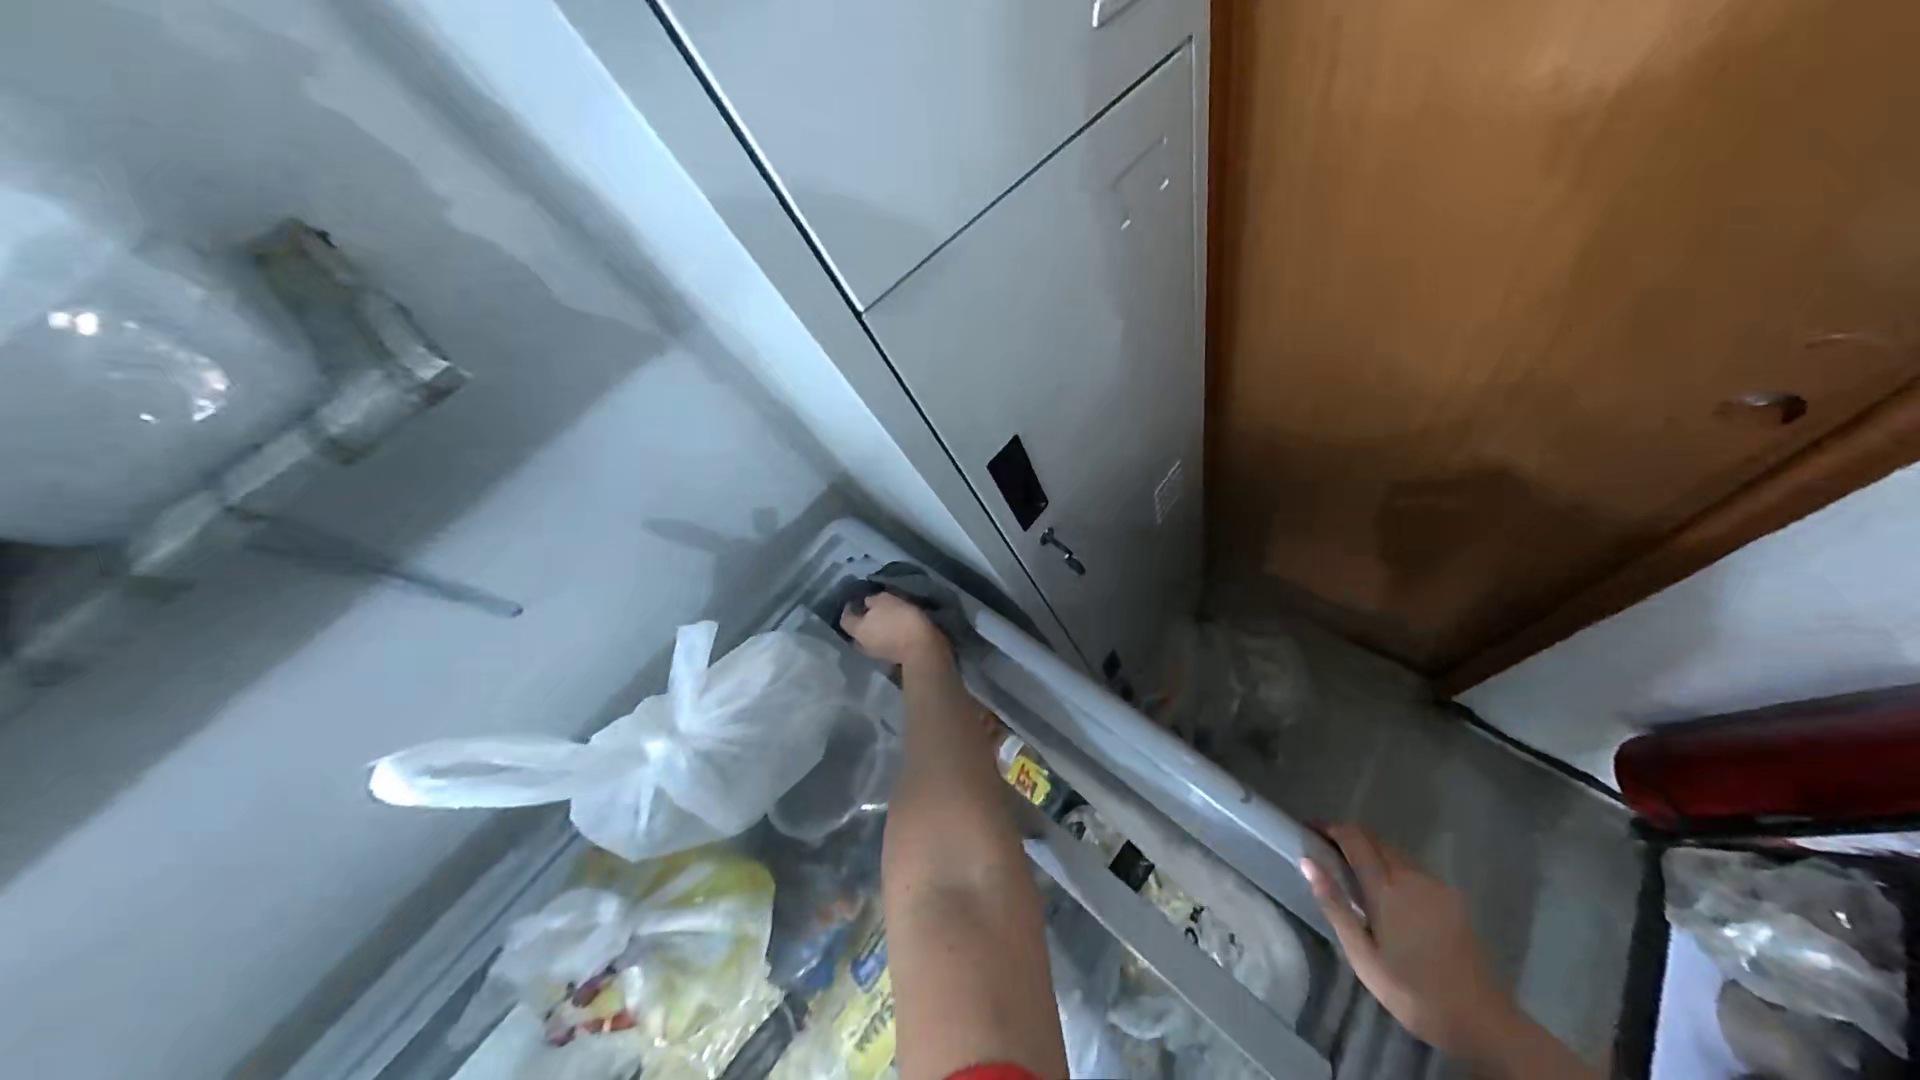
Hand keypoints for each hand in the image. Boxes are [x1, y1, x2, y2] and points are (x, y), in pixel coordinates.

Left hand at [841, 592, 949, 669]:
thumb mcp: (885, 600)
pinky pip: (882, 644)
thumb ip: (872, 600)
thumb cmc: (900, 620)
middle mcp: (862, 644)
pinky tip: (894, 629)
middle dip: (861, 622)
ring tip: (884, 620)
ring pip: (869, 639)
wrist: (922, 647)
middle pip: (856, 632)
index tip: (855, 600)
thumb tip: (867, 603)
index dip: (848, 608)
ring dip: (874, 630)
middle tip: (870, 612)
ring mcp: (876, 654)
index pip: (845, 619)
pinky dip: (885, 637)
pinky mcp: (891, 658)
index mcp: (857, 630)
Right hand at [1302, 824, 1515, 1059]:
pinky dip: (1392, 866)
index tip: (1309, 829)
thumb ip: (1334, 904)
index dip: (1330, 828)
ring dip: (1371, 851)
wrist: (1480, 1021)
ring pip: (1395, 852)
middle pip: (1375, 839)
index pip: (1354, 838)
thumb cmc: (1410, 989)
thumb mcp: (1361, 953)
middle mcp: (1412, 876)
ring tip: (1353, 870)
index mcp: (1386, 887)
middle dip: (1348, 837)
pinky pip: (1413, 868)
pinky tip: (1387, 890)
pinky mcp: (1452, 898)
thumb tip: (1307, 862)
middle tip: (1326, 850)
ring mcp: (1436, 885)